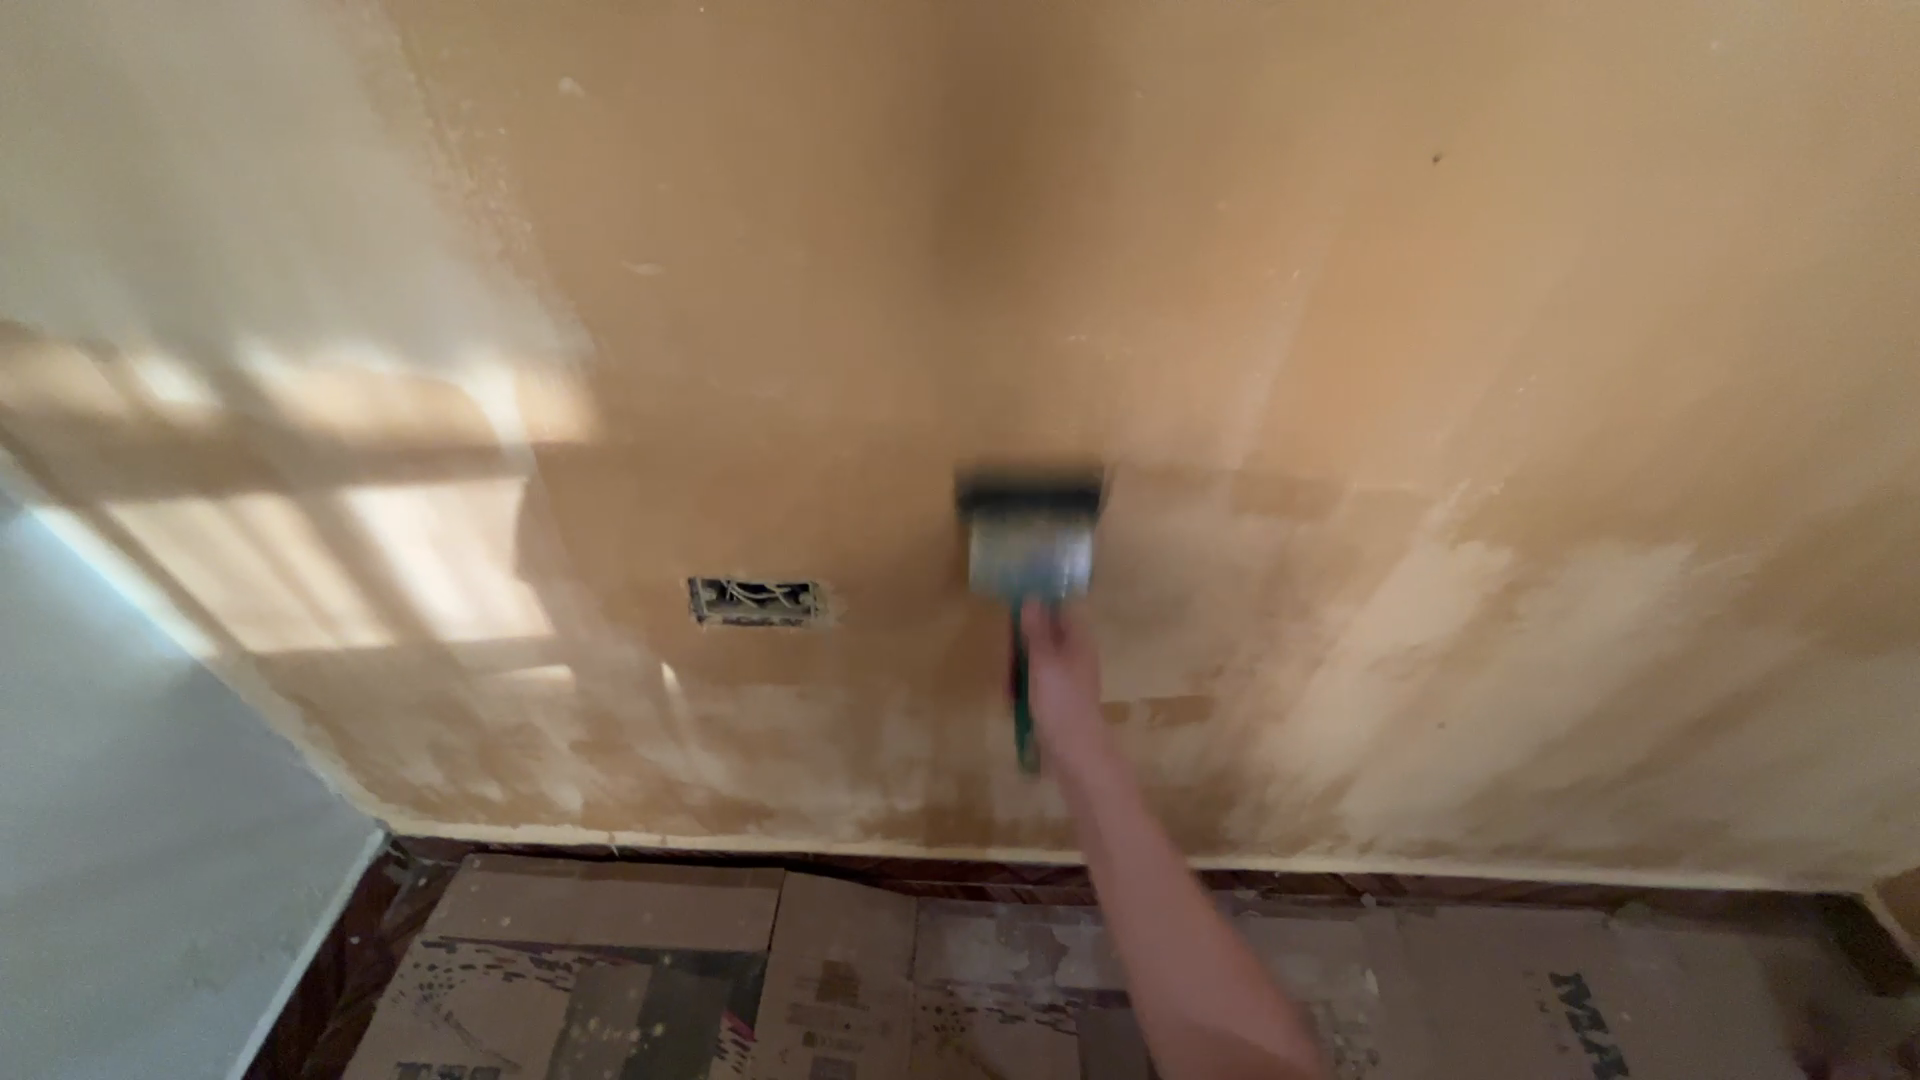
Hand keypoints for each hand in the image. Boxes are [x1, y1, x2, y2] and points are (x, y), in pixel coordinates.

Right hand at [1021, 599, 1120, 780]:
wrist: (1075, 752)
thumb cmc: (1061, 702)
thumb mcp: (1043, 661)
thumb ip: (1035, 630)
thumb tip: (1031, 597)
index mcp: (1077, 640)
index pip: (1057, 610)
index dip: (1035, 609)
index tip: (1013, 619)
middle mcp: (1073, 655)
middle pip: (1041, 636)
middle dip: (1019, 647)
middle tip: (1007, 664)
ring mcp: (1065, 678)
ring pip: (1033, 660)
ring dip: (1016, 670)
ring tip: (1007, 690)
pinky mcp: (1055, 698)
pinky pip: (1034, 683)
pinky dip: (1021, 688)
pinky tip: (1012, 702)